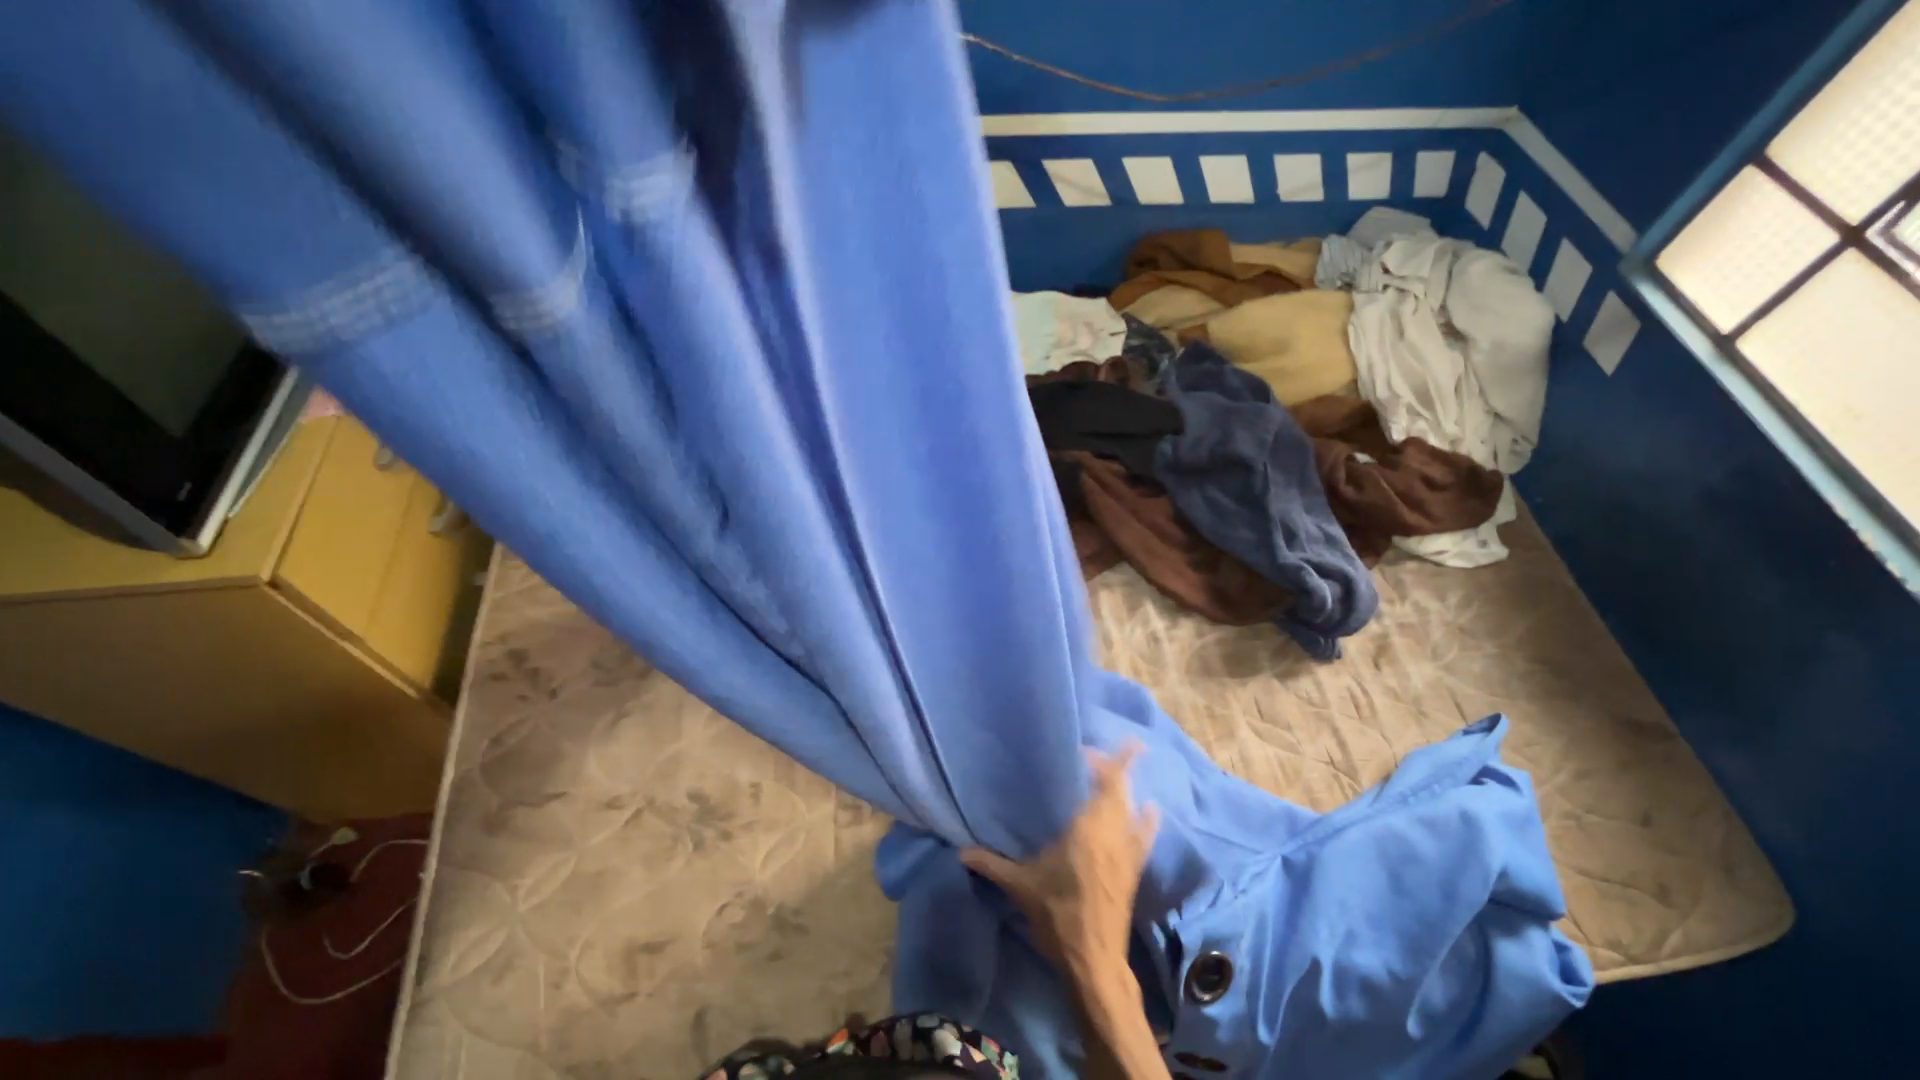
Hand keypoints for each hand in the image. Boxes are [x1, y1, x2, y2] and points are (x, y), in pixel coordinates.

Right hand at [961, 742, 1159, 978]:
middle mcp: (1113, 833)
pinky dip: (1147, 820)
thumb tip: (960, 851)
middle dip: (1117, 767)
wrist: (1093, 958)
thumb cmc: (1058, 915)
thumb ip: (992, 864)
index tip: (1083, 751)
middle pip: (1121, 789)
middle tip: (1100, 754)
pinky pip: (1144, 836)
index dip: (1100, 762)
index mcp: (1087, 828)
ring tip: (1122, 772)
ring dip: (1128, 789)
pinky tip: (1151, 810)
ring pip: (1133, 808)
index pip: (1103, 782)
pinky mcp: (1134, 871)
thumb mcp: (1021, 887)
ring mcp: (1127, 852)